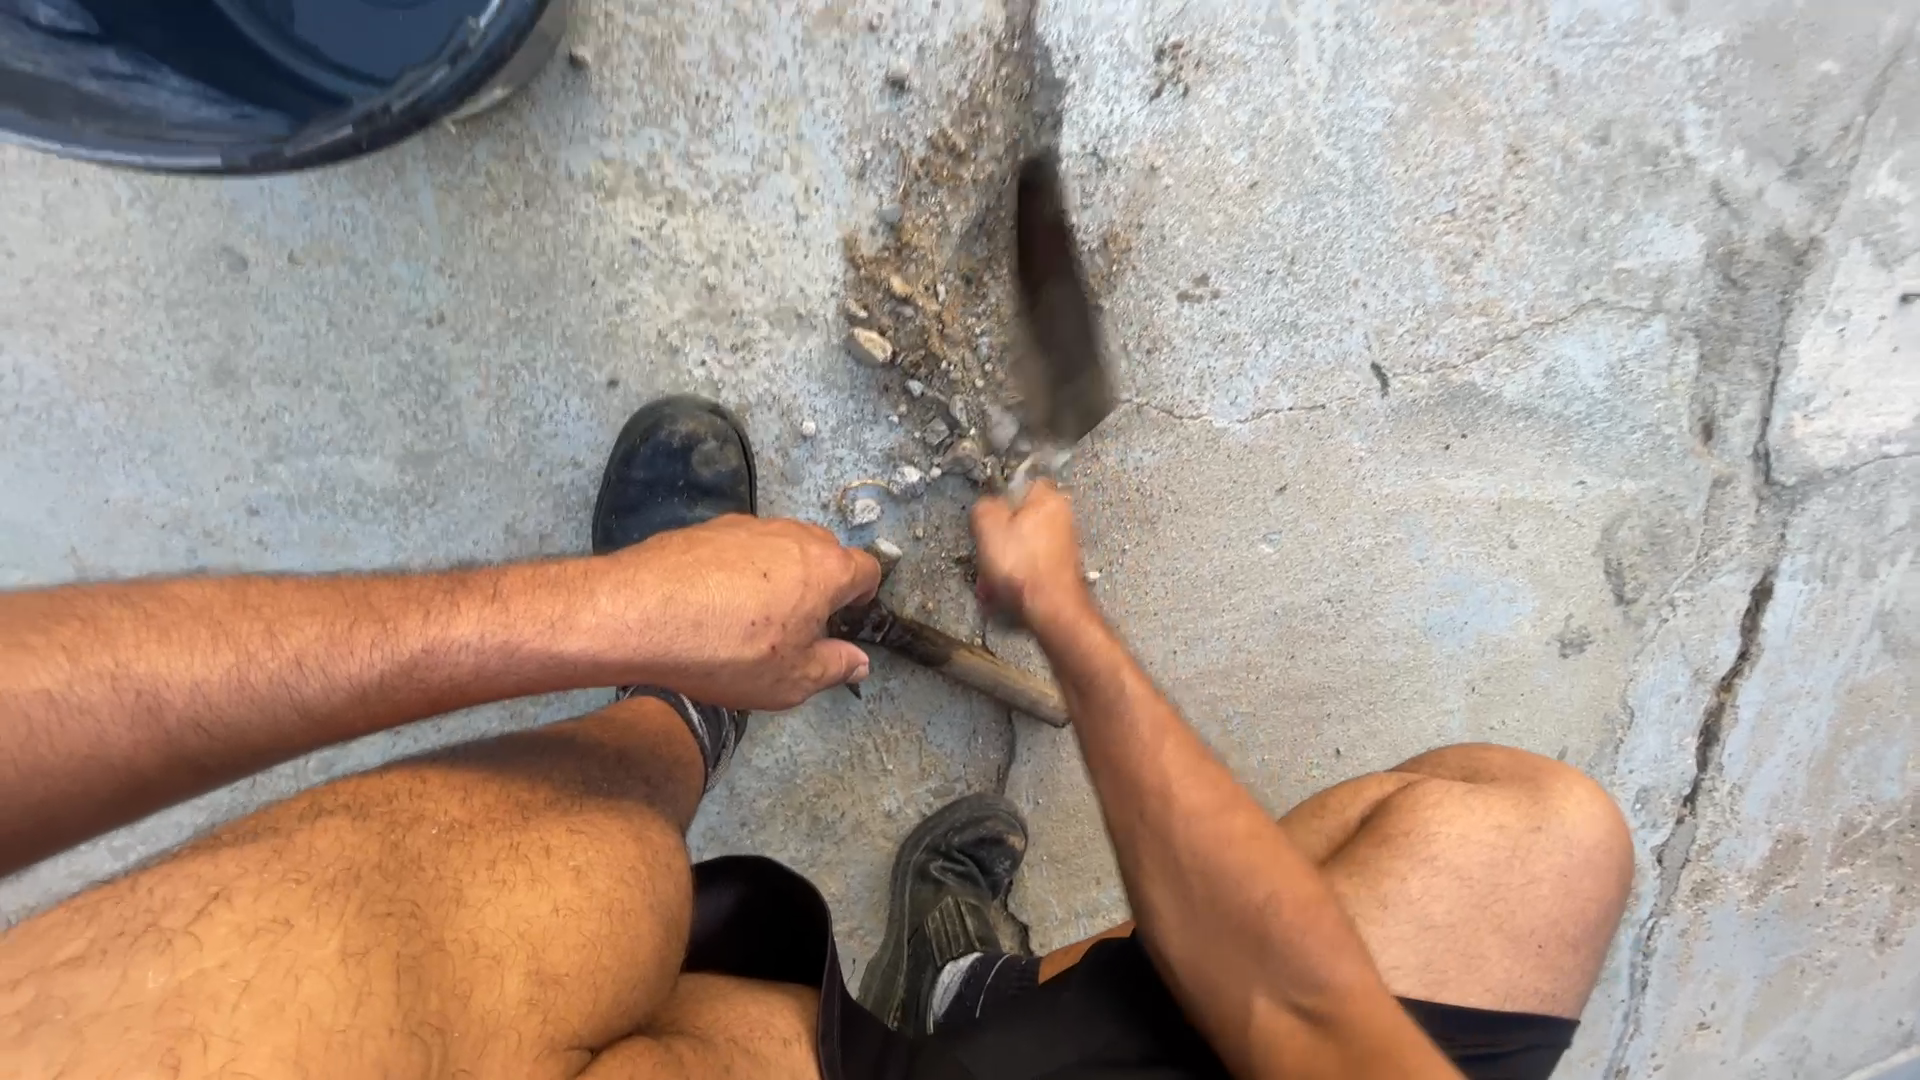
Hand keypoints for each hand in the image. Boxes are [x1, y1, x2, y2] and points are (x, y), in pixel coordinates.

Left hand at [602, 516, 880, 709]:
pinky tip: (712, 601)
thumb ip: (836, 668)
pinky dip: (739, 568)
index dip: (862, 595)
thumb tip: (860, 662)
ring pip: (782, 547)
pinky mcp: (710, 527)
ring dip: (779, 574)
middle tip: (796, 622)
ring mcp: (751, 526)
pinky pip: (741, 547)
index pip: (867, 569)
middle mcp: (796, 536)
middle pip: (826, 553)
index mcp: (828, 570)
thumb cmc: (728, 650)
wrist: (640, 614)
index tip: (842, 619)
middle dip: (821, 583)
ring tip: (749, 614)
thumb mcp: (792, 680)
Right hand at [970, 480, 1094, 632]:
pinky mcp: (1059, 570)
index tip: (986, 519)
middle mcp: (1061, 518)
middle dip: (997, 539)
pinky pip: (1028, 567)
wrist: (1051, 610)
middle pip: (1018, 520)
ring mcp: (1062, 546)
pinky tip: (1004, 592)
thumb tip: (985, 506)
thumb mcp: (988, 527)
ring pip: (1020, 547)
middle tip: (986, 554)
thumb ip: (983, 506)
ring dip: (1002, 563)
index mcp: (1047, 498)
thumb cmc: (1023, 569)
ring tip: (991, 580)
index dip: (998, 501)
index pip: (1019, 484)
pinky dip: (1014, 578)